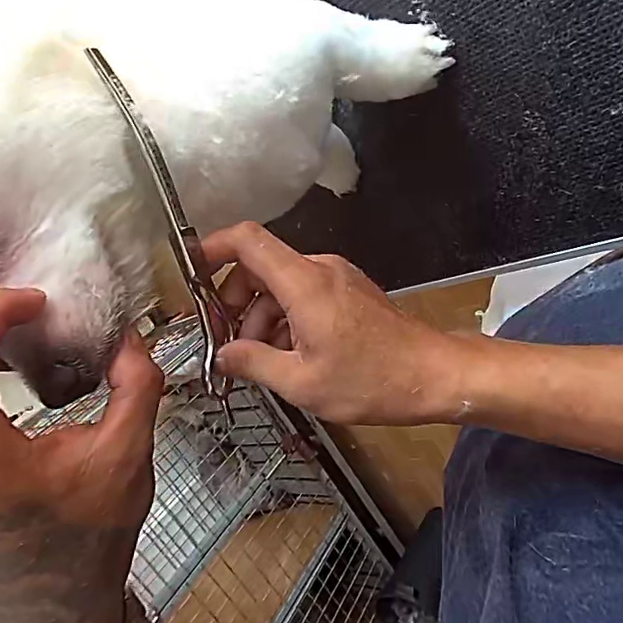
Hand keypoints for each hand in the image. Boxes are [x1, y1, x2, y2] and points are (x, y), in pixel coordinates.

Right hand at [203, 222, 470, 425]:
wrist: (432, 374)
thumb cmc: (373, 380)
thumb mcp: (302, 382)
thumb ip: (254, 363)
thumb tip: (223, 356)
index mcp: (304, 283)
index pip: (247, 240)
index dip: (212, 248)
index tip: (190, 273)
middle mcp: (320, 270)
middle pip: (259, 266)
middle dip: (234, 302)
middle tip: (227, 342)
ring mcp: (337, 278)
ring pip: (281, 284)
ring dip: (261, 316)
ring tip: (261, 359)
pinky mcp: (348, 291)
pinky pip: (304, 293)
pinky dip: (286, 317)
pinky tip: (289, 354)